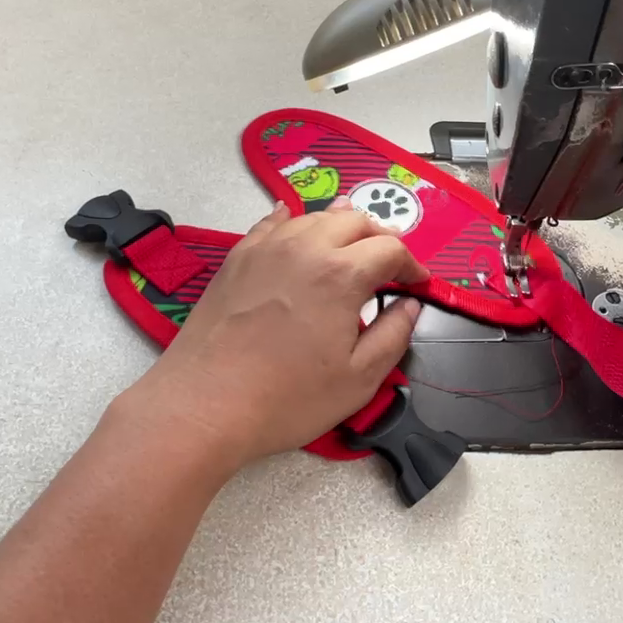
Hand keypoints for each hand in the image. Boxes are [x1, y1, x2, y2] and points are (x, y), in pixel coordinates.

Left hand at [116, 198, 428, 471]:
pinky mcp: (236, 259)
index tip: (417, 283)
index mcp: (342, 274)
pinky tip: (293, 219)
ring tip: (352, 240)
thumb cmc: (287, 398)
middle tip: (390, 263)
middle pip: (354, 221)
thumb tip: (410, 307)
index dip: (412, 264)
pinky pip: (271, 224)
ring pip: (313, 217)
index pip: (390, 249)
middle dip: (380, 237)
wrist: (205, 404)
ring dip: (341, 225)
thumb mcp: (358, 380)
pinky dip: (292, 220)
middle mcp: (305, 247)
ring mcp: (266, 248)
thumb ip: (393, 336)